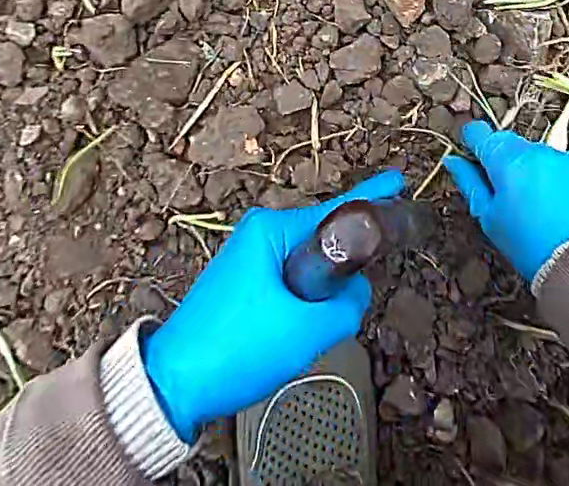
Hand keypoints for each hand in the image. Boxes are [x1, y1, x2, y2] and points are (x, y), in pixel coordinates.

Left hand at [142, 169, 404, 440]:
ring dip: (324, 286)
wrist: (168, 388)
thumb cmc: (234, 349)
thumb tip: (358, 293)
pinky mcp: (245, 279)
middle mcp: (260, 232)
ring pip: (308, 261)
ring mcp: (250, 255)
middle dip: (347, 260)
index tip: (399, 181)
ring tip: (324, 320)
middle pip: (324, 237)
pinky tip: (308, 321)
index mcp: (271, 229)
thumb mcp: (306, 331)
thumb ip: (349, 306)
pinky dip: (306, 294)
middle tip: (365, 279)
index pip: (336, 208)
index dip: (373, 196)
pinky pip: (291, 275)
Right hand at [442, 120, 568, 282]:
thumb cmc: (528, 242)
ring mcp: (562, 156)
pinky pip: (560, 165)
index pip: (479, 133)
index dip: (473, 143)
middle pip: (509, 144)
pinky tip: (557, 205)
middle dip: (503, 161)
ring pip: (535, 154)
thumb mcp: (489, 217)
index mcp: (506, 160)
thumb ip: (470, 183)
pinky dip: (554, 177)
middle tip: (505, 194)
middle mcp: (535, 150)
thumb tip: (453, 160)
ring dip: (529, 169)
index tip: (473, 158)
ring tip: (535, 205)